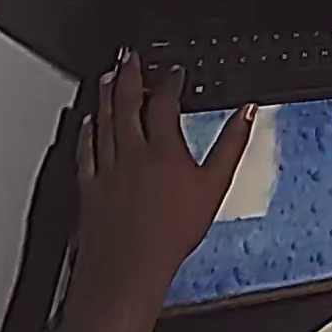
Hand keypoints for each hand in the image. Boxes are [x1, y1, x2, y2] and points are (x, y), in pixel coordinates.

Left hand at [50, 55, 253, 331]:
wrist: (128, 273)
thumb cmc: (172, 234)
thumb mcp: (214, 186)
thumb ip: (232, 144)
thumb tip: (246, 113)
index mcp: (163, 148)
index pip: (164, 102)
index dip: (169, 81)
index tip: (174, 71)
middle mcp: (132, 152)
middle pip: (127, 103)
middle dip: (130, 76)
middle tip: (131, 57)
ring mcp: (108, 168)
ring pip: (104, 121)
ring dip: (106, 95)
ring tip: (108, 76)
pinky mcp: (90, 187)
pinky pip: (85, 151)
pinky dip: (86, 131)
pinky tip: (88, 121)